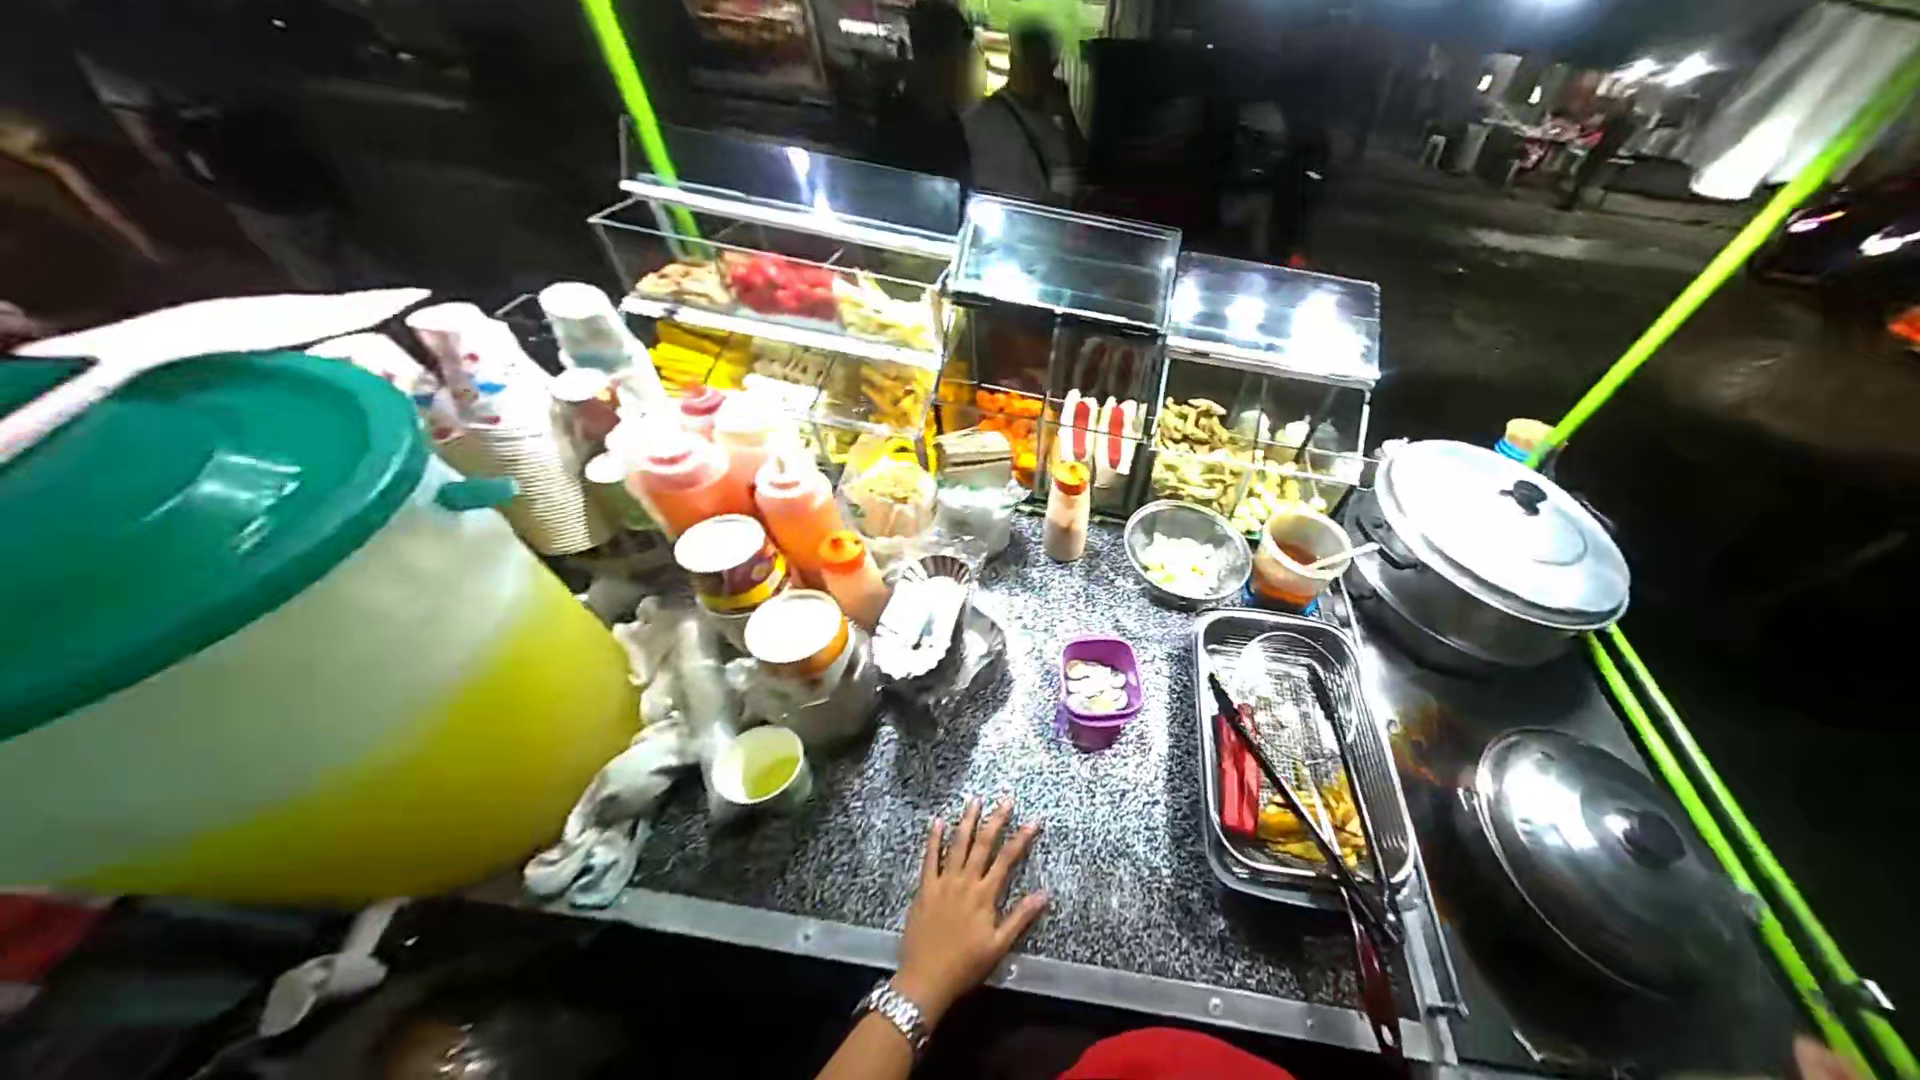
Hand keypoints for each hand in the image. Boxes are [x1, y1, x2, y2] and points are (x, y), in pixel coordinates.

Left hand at [893, 798, 1047, 1024]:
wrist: (926, 979)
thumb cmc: (966, 965)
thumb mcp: (999, 946)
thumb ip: (1021, 917)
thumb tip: (1045, 894)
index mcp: (985, 895)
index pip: (1007, 859)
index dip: (1021, 838)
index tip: (1033, 820)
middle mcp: (965, 881)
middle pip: (983, 844)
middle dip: (996, 820)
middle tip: (1005, 800)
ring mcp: (943, 881)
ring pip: (957, 844)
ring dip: (967, 821)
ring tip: (975, 801)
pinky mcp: (924, 887)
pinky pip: (929, 857)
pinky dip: (934, 838)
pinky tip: (938, 821)